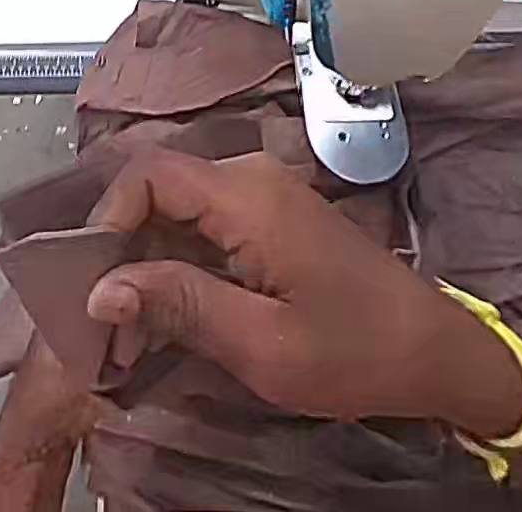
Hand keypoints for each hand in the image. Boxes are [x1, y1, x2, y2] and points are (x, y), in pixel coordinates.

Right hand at [84, 149, 521, 434]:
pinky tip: (168, 310)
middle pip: (159, 189)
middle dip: (122, 250)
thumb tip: (102, 290)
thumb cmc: (354, 349)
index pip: (151, 173)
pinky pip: (202, 222)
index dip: (109, 217)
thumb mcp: (262, 344)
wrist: (429, 346)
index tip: (92, 280)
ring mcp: (260, 192)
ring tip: (131, 329)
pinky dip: (176, 261)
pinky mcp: (267, 213)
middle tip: (105, 320)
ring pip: (176, 208)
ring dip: (146, 262)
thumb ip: (180, 304)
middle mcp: (249, 177)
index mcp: (248, 196)